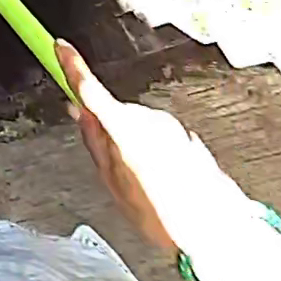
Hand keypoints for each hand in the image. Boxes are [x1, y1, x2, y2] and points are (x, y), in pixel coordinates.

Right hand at [59, 41, 174, 249]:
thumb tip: (80, 114)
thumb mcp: (115, 185)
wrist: (220, 232)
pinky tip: (160, 180)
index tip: (60, 47)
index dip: (72, 65)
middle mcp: (149, 120)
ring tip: (144, 184)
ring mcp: (169, 125)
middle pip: (112, 112)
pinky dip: (149, 150)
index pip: (91, 90)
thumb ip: (95, 144)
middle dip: (106, 132)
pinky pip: (153, 133)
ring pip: (133, 124)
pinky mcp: (182, 133)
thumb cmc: (168, 216)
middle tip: (113, 170)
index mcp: (126, 132)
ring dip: (130, 144)